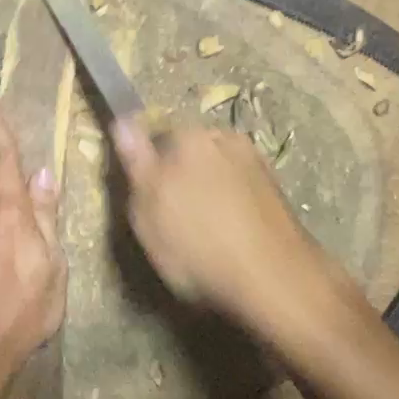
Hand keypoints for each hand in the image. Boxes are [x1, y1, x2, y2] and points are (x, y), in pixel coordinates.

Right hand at [111, 120, 351, 318]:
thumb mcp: (147, 209)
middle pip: (188, 152)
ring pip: (215, 172)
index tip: (143, 198)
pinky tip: (227, 238)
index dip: (145, 169)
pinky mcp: (276, 190)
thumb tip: (121, 119)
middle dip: (178, 177)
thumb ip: (134, 161)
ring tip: (201, 233)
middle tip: (169, 219)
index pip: (154, 137)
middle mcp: (225, 137)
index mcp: (189, 135)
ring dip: (206, 192)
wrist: (275, 279)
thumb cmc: (198, 245)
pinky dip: (230, 207)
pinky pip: (238, 191)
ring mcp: (255, 162)